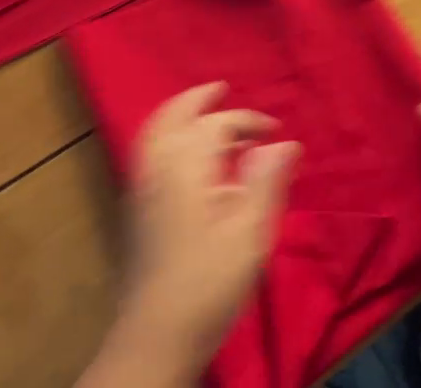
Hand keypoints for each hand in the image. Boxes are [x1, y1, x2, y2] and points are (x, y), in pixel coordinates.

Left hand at [114, 82, 298, 374]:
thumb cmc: (210, 279)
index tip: (276, 132)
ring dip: (180, 116)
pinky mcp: (136, 208)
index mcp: (185, 163)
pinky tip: (184, 156)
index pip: (217, 124)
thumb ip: (266, 180)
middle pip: (173, 115)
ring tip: (203, 114)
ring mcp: (141, 186)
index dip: (248, 121)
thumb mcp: (250, 231)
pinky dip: (167, 136)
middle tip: (221, 89)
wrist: (157, 332)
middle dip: (198, 99)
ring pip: (155, 132)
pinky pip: (149, 151)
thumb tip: (284, 142)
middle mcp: (157, 165)